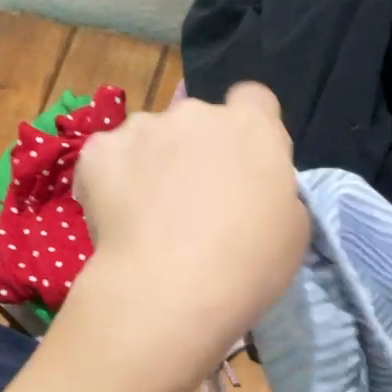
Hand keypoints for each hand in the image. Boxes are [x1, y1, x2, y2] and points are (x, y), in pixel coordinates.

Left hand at [68, 83, 308, 375]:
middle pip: (198, 120)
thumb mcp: (293, 232)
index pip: (253, 99)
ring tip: (150, 218)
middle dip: (196, 150)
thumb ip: (278, 193)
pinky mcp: (98, 151)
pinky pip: (108, 159)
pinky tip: (119, 220)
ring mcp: (143, 128)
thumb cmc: (247, 268)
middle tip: (195, 205)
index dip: (248, 127)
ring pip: (150, 137)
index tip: (242, 163)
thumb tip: (257, 190)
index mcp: (252, 128)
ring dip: (153, 163)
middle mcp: (197, 114)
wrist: (168, 292)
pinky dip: (111, 181)